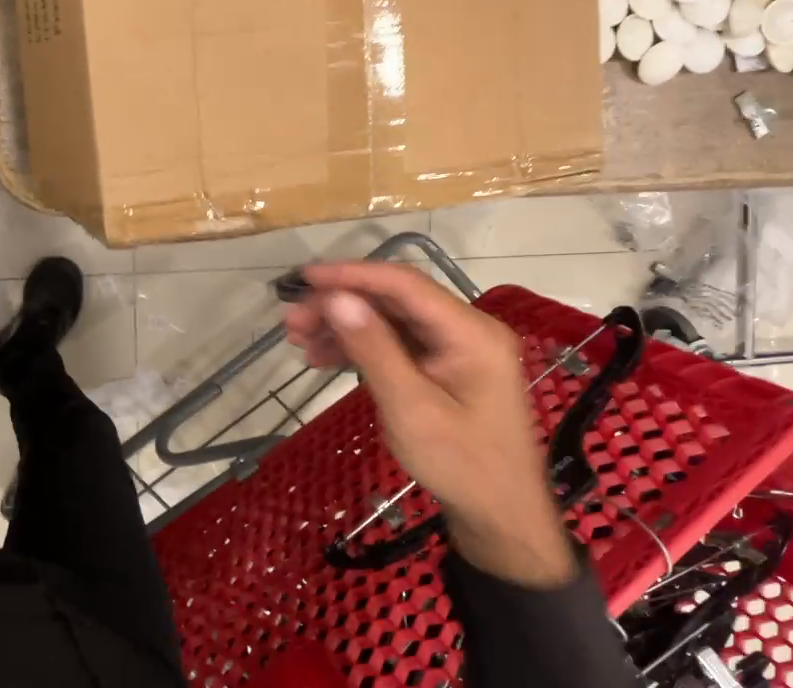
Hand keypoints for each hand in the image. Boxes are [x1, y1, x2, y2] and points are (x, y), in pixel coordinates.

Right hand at [282, 261, 575, 586]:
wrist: (500, 519)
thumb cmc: (461, 464)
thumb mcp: (411, 408)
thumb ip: (373, 348)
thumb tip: (335, 297)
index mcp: (470, 332)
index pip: (403, 284)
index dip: (351, 275)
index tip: (305, 278)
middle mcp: (464, 330)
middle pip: (391, 300)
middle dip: (339, 304)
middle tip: (292, 320)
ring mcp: (453, 349)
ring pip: (387, 320)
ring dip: (342, 325)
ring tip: (296, 337)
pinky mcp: (441, 367)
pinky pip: (393, 343)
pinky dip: (357, 346)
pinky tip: (321, 357)